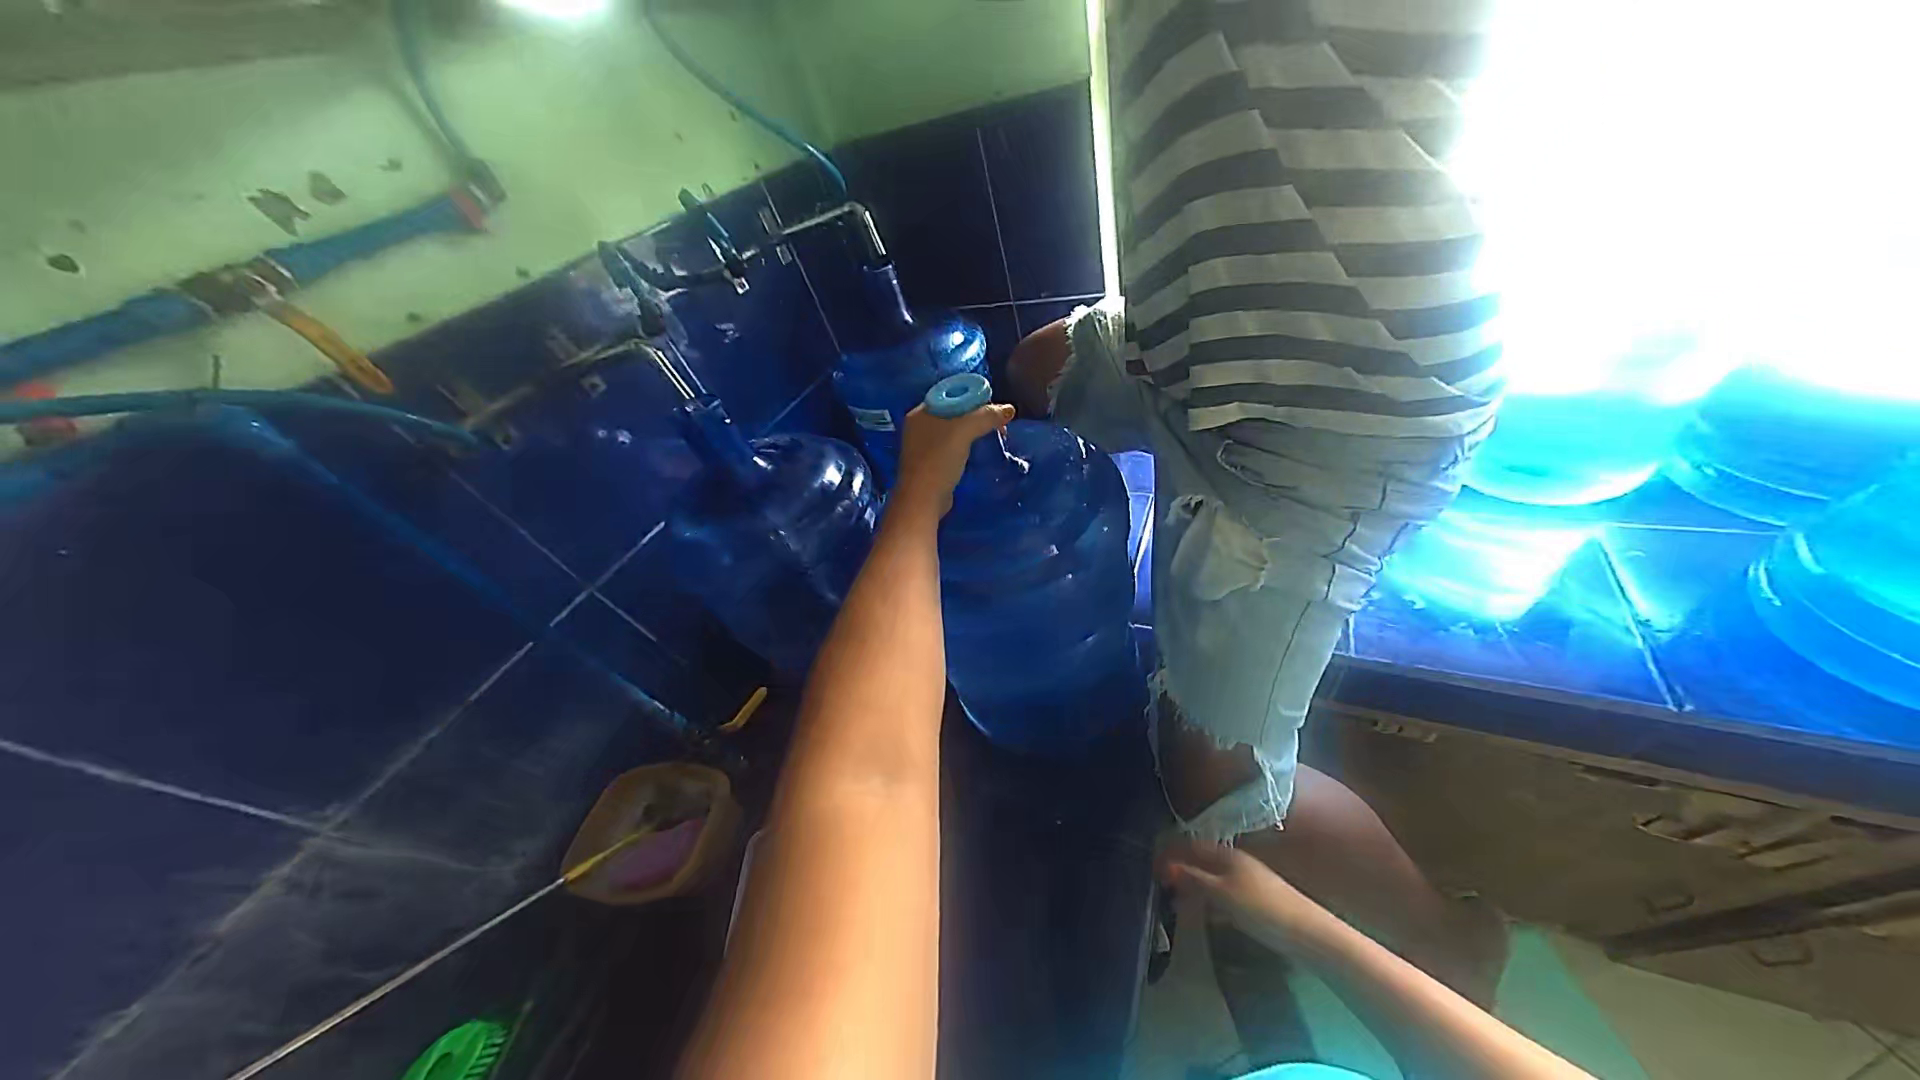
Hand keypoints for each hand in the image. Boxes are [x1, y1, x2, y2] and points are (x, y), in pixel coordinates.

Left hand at [890, 401, 1014, 521]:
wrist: (922, 499)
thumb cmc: (939, 460)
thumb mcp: (963, 431)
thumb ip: (986, 417)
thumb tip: (1009, 410)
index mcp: (921, 412)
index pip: (951, 394)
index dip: (974, 396)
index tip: (993, 407)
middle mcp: (919, 426)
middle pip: (954, 412)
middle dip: (977, 415)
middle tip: (998, 423)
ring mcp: (923, 446)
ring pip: (953, 430)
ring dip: (973, 432)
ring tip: (993, 436)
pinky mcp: (930, 464)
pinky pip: (952, 447)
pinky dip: (966, 447)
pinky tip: (978, 452)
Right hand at [1157, 837, 1340, 948]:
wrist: (1307, 933)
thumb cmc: (1261, 909)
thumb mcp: (1221, 894)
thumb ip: (1192, 879)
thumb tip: (1164, 865)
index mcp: (1226, 854)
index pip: (1190, 844)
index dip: (1170, 852)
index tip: (1151, 865)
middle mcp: (1236, 860)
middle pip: (1200, 858)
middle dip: (1179, 867)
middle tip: (1160, 883)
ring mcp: (1248, 878)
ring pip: (1211, 874)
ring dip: (1193, 882)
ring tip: (1177, 899)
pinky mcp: (1256, 897)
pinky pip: (1222, 888)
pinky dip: (1207, 894)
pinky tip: (1206, 909)